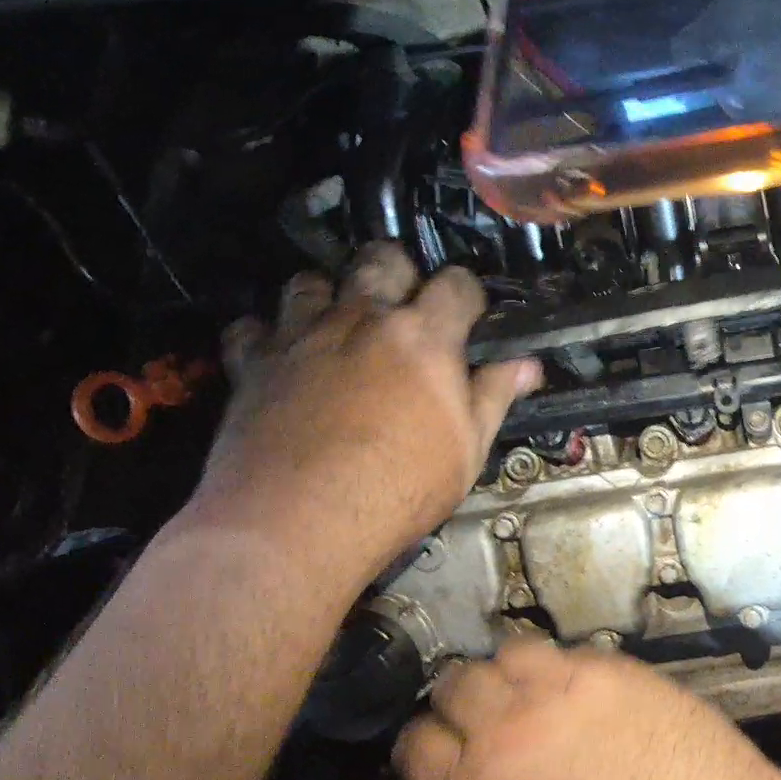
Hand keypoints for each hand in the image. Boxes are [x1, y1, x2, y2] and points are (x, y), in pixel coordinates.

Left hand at [192, 242, 540, 577]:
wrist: (297, 519)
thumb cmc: (400, 487)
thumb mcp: (467, 449)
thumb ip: (494, 397)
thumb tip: (529, 365)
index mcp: (424, 335)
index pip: (456, 284)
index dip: (467, 295)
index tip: (470, 316)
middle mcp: (362, 318)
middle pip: (381, 259)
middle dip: (397, 271)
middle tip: (402, 305)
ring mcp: (301, 335)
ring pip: (310, 281)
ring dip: (328, 295)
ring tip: (338, 326)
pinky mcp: (253, 362)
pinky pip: (251, 327)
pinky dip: (267, 336)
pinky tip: (280, 357)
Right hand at [395, 641, 780, 779]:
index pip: (416, 747)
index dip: (423, 744)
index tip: (436, 741)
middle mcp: (509, 734)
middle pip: (455, 685)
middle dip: (461, 697)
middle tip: (482, 708)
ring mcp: (562, 692)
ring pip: (508, 653)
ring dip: (510, 670)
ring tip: (530, 689)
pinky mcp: (612, 669)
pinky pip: (569, 651)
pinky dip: (566, 666)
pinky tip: (584, 690)